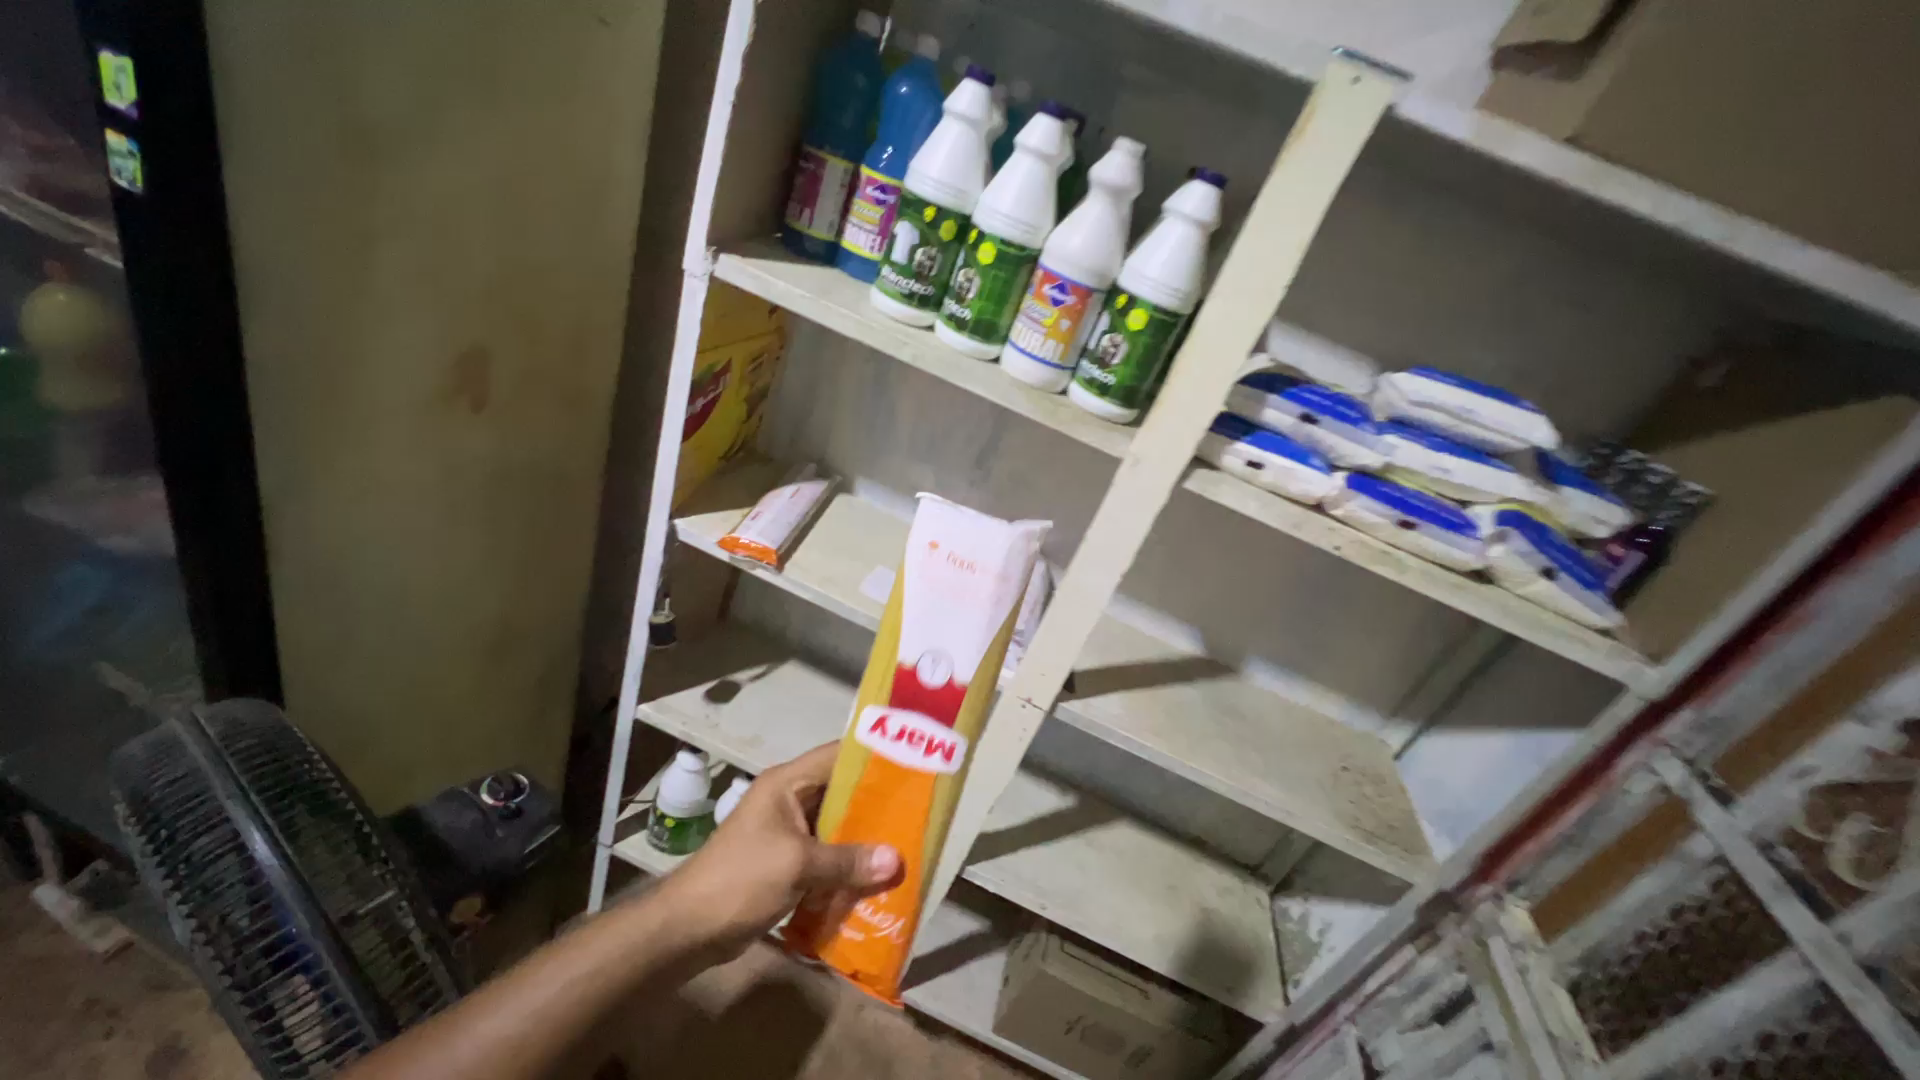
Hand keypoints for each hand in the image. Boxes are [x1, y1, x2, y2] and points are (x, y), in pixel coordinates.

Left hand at [654, 743, 901, 962]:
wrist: (688, 928)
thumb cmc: (740, 879)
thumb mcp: (797, 865)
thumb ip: (848, 860)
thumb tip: (897, 860)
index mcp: (786, 783)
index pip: (837, 756)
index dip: (874, 757)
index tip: (914, 762)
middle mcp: (790, 800)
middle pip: (842, 792)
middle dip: (878, 803)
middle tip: (920, 808)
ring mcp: (788, 833)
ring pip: (837, 826)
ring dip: (866, 837)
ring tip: (908, 842)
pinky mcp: (788, 863)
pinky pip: (828, 855)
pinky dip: (850, 864)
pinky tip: (879, 876)